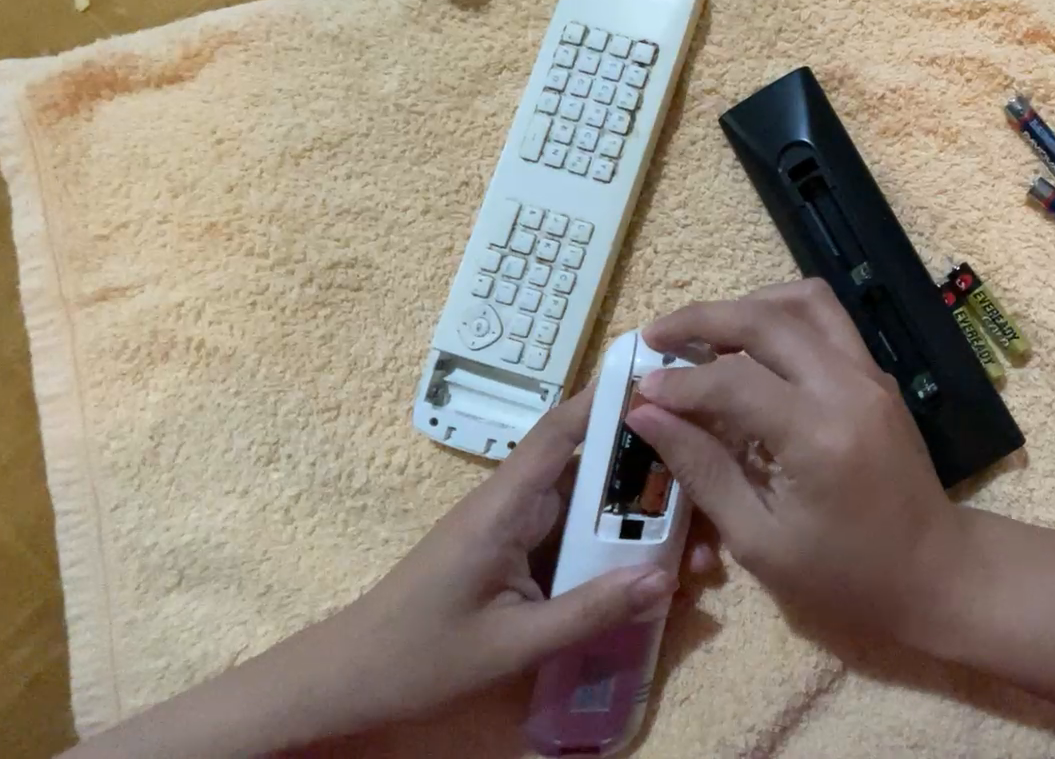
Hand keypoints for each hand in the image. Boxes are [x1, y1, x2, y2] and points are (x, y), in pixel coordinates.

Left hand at [306, 386, 679, 728]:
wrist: (345, 684)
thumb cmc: (415, 656)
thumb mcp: (508, 645)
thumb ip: (587, 611)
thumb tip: (664, 579)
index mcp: (506, 506)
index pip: (560, 431)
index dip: (606, 396)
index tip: (656, 371)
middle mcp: (521, 503)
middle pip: (595, 464)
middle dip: (651, 466)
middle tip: (710, 468)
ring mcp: (525, 527)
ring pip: (596, 502)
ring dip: (644, 511)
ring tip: (698, 537)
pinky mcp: (529, 551)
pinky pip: (586, 533)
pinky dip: (623, 542)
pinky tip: (659, 565)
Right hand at [626, 279, 967, 644]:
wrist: (934, 571)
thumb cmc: (845, 575)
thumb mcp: (760, 539)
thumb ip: (703, 468)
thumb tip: (646, 414)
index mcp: (819, 435)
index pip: (734, 380)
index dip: (679, 382)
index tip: (639, 388)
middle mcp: (850, 386)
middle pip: (769, 318)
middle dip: (705, 318)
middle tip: (658, 335)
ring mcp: (872, 374)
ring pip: (808, 301)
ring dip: (751, 305)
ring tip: (708, 333)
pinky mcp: (879, 376)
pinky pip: (829, 322)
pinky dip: (785, 319)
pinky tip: (754, 350)